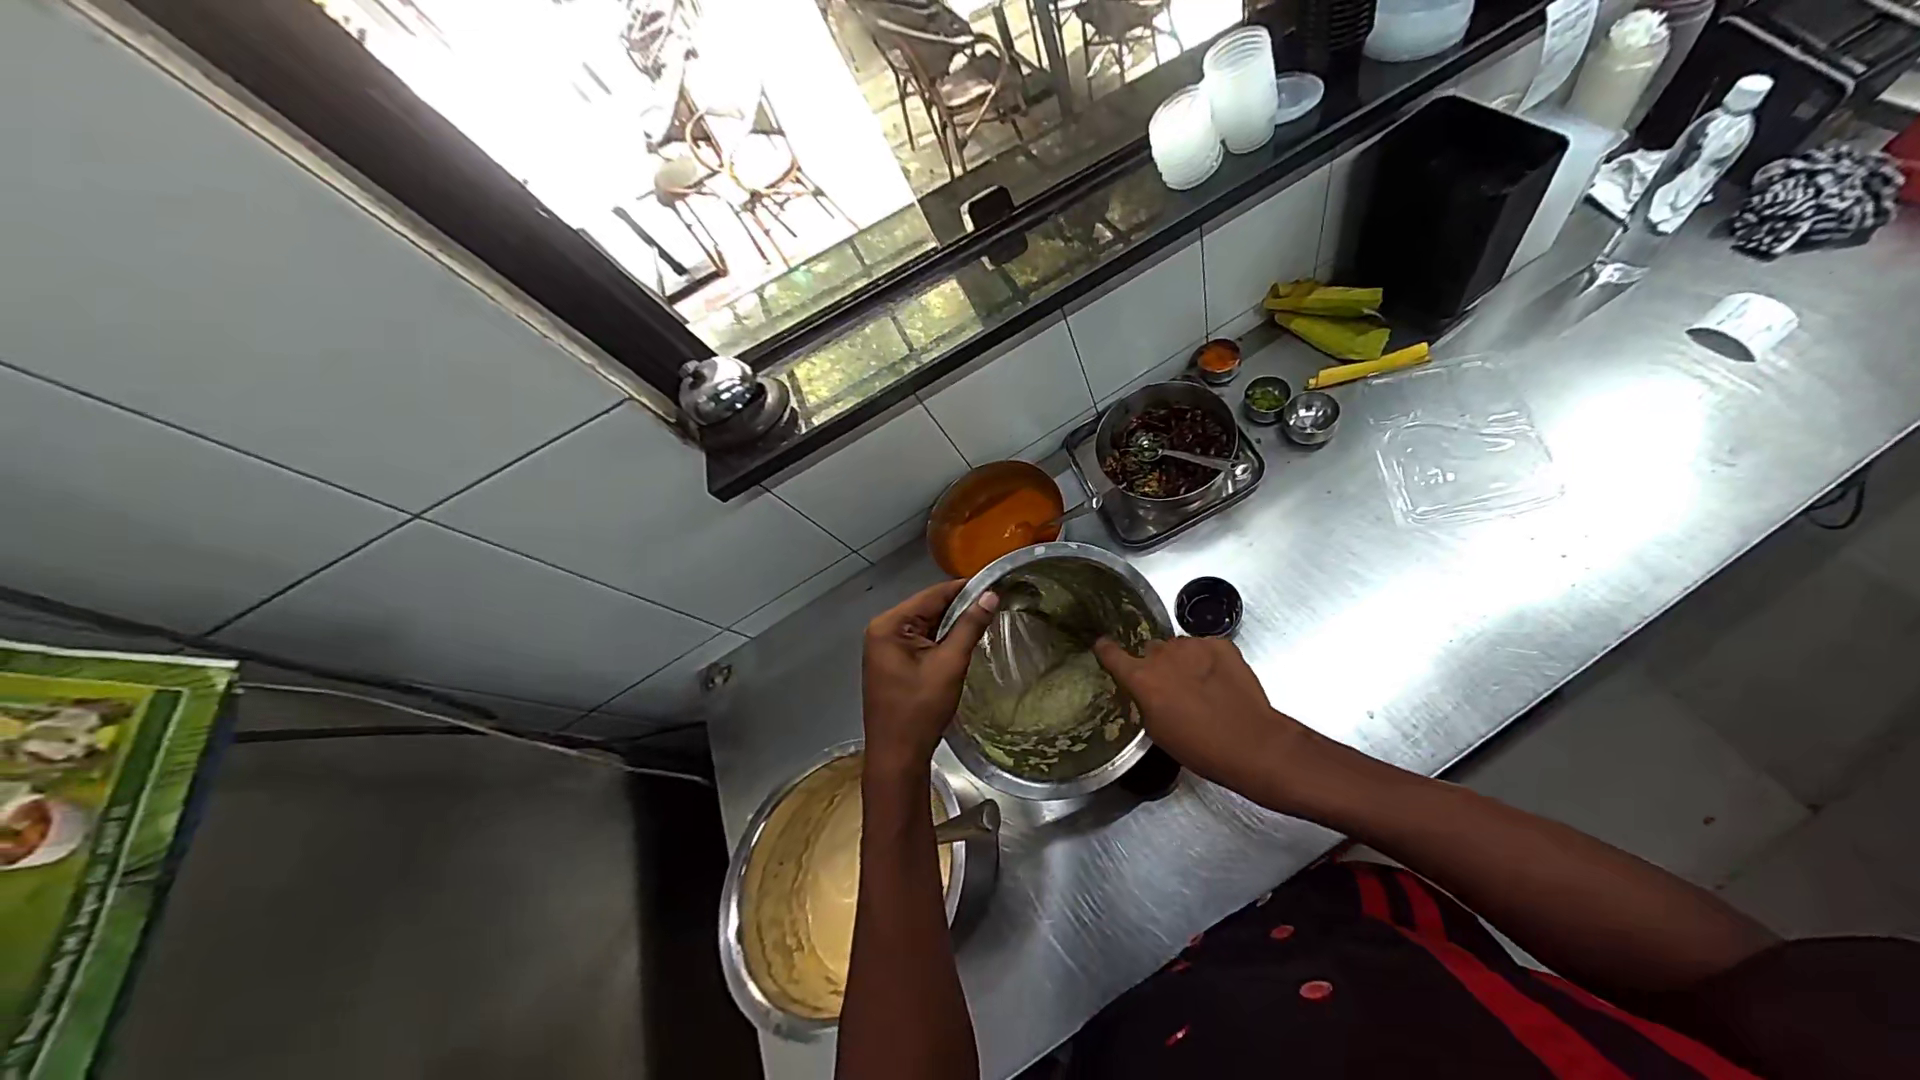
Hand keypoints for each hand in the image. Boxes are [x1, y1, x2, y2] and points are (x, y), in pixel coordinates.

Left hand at [862, 580, 998, 775]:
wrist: (897, 756)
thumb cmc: (920, 710)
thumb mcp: (949, 664)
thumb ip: (969, 627)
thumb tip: (991, 595)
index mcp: (889, 625)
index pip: (932, 595)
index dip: (965, 588)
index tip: (995, 583)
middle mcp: (882, 630)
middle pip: (928, 608)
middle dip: (960, 607)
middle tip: (997, 602)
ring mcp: (885, 647)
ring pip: (926, 625)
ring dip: (953, 625)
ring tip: (987, 618)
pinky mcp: (892, 663)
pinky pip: (921, 642)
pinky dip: (942, 641)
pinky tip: (965, 641)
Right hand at [1094, 636, 1320, 808]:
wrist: (1251, 743)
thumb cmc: (1200, 747)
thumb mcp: (1156, 730)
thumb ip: (1144, 700)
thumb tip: (1146, 690)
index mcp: (1141, 677)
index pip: (1111, 653)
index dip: (1106, 650)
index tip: (1103, 646)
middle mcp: (1163, 655)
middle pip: (1152, 651)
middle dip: (1158, 665)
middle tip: (1173, 688)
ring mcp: (1194, 646)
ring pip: (1180, 648)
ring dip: (1184, 662)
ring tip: (1201, 687)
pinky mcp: (1221, 643)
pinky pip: (1206, 647)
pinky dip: (1209, 659)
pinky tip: (1219, 681)